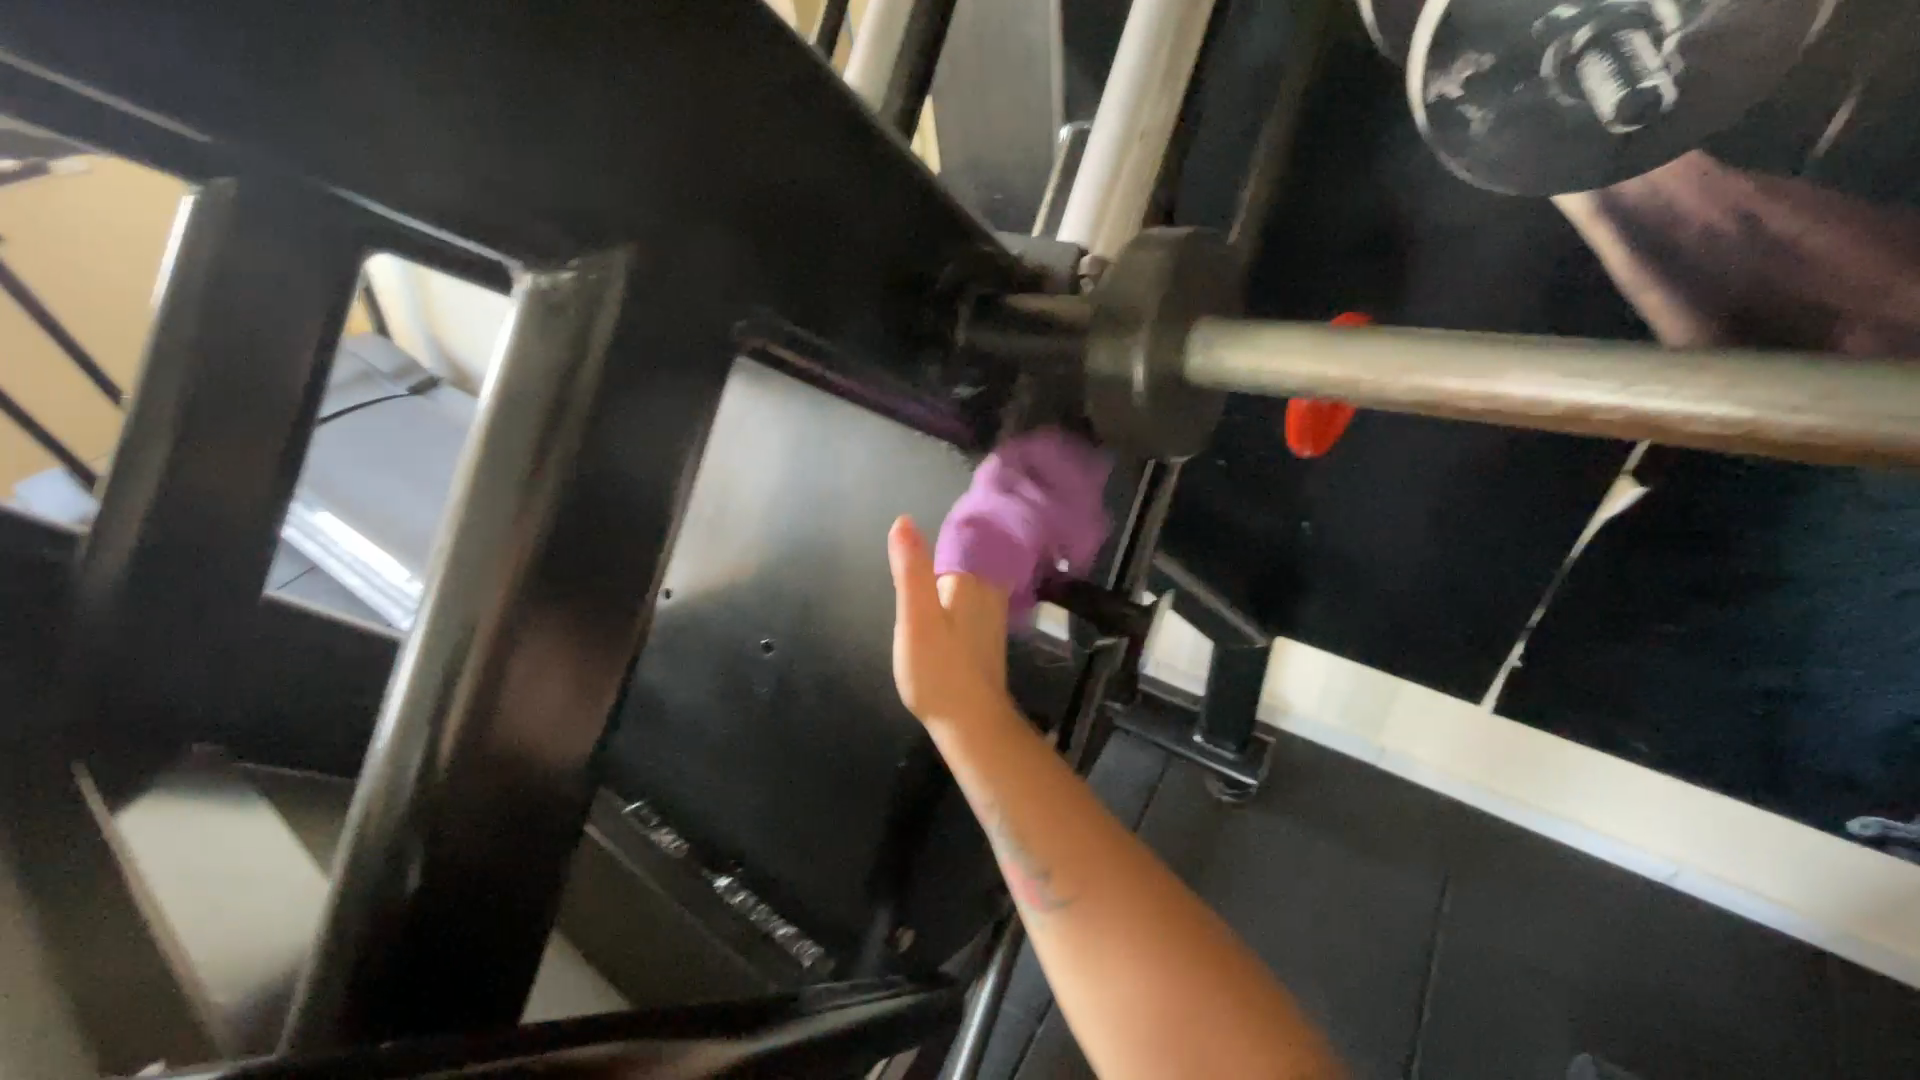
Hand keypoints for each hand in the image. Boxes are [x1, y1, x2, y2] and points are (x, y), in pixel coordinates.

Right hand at [887, 515, 1011, 727]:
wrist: (971, 724)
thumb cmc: (937, 669)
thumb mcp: (915, 617)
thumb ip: (910, 570)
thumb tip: (903, 520)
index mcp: (969, 581)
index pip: (948, 547)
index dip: (926, 555)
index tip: (912, 562)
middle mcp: (988, 593)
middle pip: (954, 569)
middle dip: (935, 574)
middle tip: (914, 594)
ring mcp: (992, 618)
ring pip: (961, 591)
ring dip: (943, 594)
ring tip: (923, 608)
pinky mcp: (988, 641)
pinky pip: (968, 611)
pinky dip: (952, 613)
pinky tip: (940, 630)